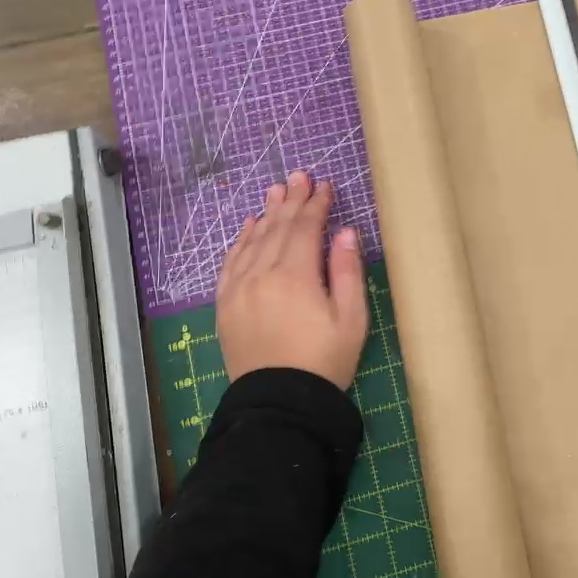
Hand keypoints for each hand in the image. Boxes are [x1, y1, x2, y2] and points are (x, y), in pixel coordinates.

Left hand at [216, 170, 368, 388]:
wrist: (280, 402)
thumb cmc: (325, 361)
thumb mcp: (351, 319)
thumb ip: (348, 272)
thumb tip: (346, 232)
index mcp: (295, 276)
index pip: (305, 228)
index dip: (316, 204)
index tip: (325, 185)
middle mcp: (262, 275)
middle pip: (277, 227)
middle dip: (291, 200)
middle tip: (298, 175)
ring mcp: (238, 289)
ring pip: (252, 240)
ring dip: (266, 213)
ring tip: (275, 190)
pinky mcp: (225, 304)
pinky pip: (230, 262)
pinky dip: (241, 240)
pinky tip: (249, 228)